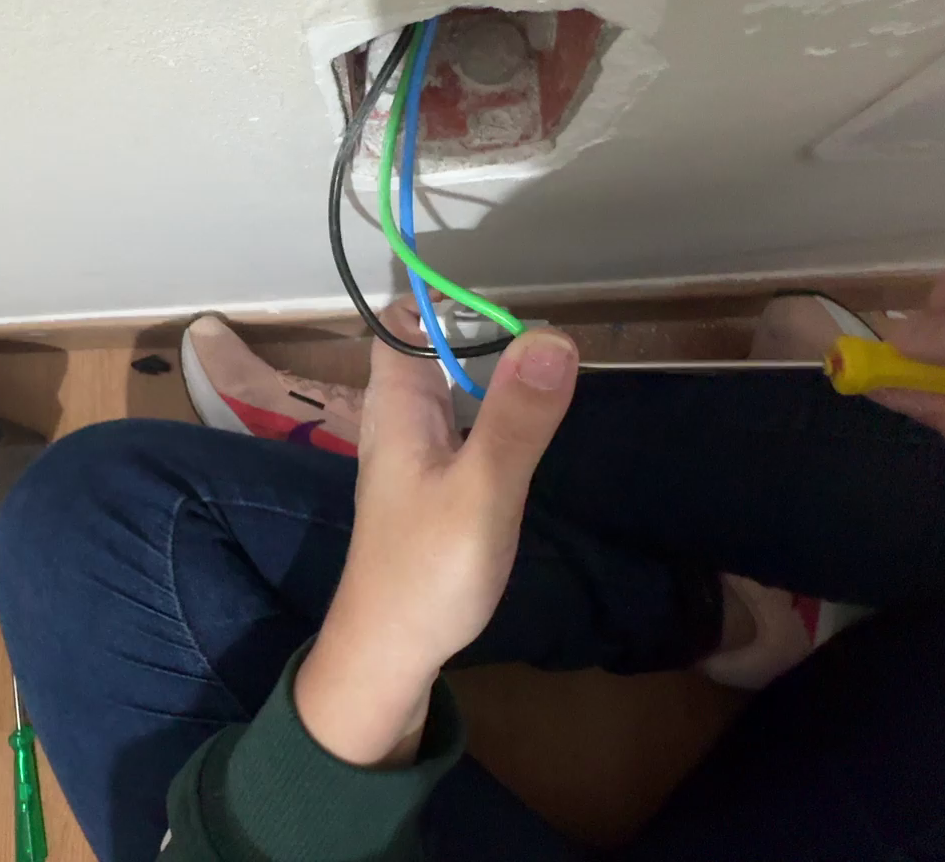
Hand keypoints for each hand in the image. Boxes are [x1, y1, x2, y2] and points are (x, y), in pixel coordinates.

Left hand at [294, 300, 579, 765]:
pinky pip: (456, 421)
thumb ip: (517, 418)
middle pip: (423, 349)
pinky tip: (524, 417)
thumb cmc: (429, 569)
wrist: (391, 645)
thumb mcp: (482, 490)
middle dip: (473, 330)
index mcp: (395, 405)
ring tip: (545, 361)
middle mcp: (396, 418)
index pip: (397, 325)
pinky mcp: (429, 480)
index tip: (501, 300)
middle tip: (543, 332)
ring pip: (442, 385)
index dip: (436, 301)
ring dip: (483, 366)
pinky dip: (487, 404)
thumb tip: (552, 335)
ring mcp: (411, 450)